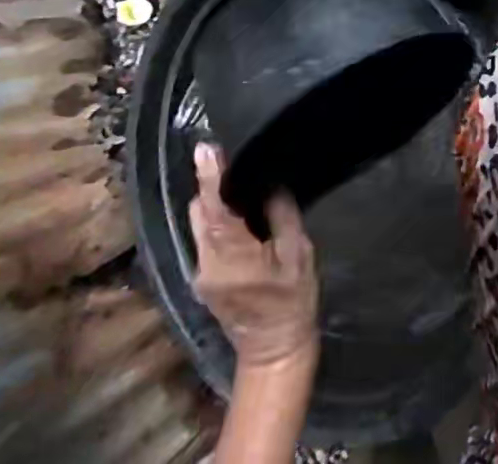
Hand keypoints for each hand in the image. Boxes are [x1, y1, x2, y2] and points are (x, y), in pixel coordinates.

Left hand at [189, 144, 319, 372]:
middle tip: (231, 159)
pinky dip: (217, 220)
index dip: (210, 175)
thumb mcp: (298, 254)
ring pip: (199, 225)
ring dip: (214, 203)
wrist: (274, 350)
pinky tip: (238, 214)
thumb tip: (271, 182)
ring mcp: (200, 272)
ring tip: (238, 182)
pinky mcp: (203, 279)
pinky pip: (205, 238)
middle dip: (212, 185)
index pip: (215, 207)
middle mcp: (205, 262)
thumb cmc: (292, 301)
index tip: (206, 147)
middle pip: (200, 212)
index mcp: (230, 255)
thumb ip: (281, 215)